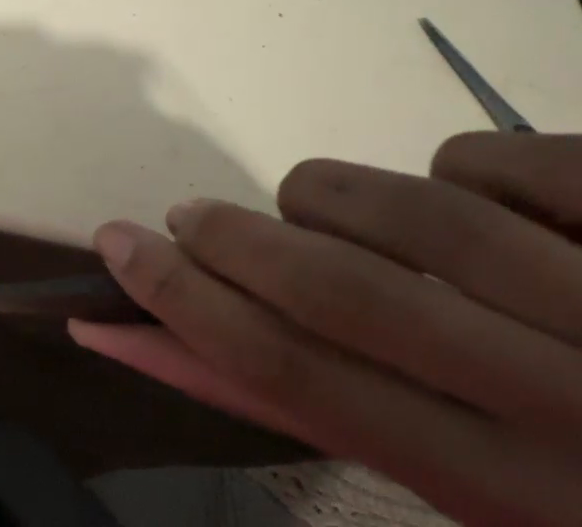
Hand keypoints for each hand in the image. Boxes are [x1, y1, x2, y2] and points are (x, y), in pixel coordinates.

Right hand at [71, 132, 581, 525]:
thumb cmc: (581, 486)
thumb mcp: (458, 487)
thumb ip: (299, 406)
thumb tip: (127, 336)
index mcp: (516, 491)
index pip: (292, 371)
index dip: (179, 298)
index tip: (115, 244)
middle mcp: (578, 403)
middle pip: (337, 285)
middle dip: (231, 237)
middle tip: (193, 217)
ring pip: (416, 207)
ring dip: (330, 195)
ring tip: (328, 209)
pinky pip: (505, 158)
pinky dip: (458, 164)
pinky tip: (473, 198)